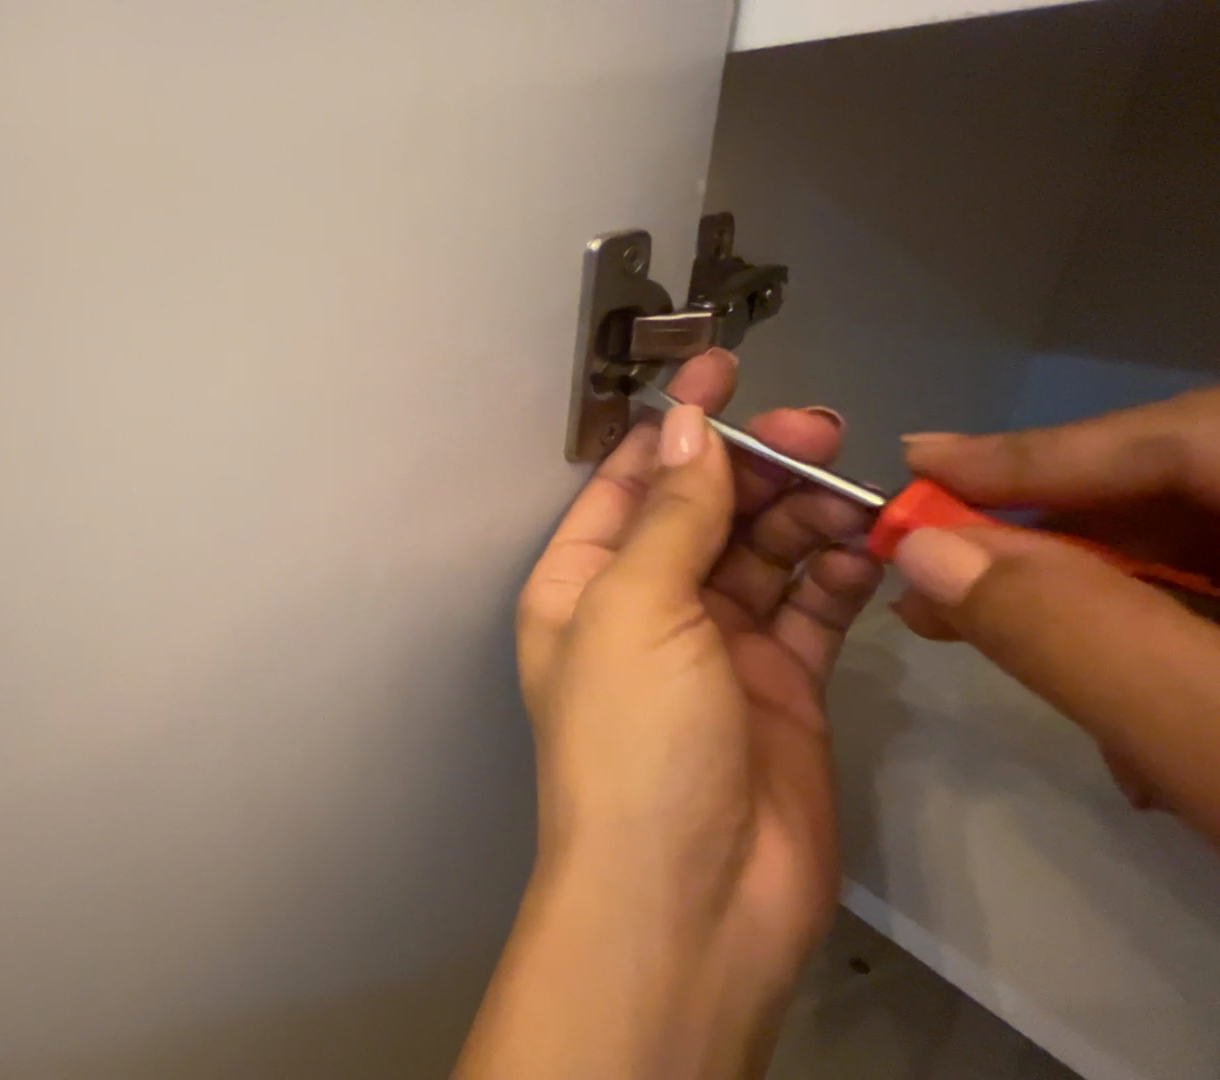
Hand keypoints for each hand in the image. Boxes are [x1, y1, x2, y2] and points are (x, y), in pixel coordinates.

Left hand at [458, 351, 881, 1079]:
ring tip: (853, 483)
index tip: (722, 365)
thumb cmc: (633, 740)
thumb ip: (669, 517)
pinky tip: (871, 542)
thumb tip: (685, 426)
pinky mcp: (780, 683)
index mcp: (578, 586)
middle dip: (751, 465)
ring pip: (761, 551)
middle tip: (817, 429)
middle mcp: (639, 608)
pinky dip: (840, 571)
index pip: (625, 486)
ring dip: (804, 512)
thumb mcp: (634, 611)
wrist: (692, 892)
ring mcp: (711, 646)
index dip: (671, 425)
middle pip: (699, 510)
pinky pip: (813, 605)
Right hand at [890, 386, 1219, 840]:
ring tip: (1019, 651)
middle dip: (1062, 533)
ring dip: (1107, 596)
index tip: (920, 465)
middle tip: (939, 569)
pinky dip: (1176, 640)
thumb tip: (924, 551)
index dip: (1047, 448)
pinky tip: (1143, 708)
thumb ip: (1072, 635)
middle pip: (1211, 486)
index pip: (1207, 436)